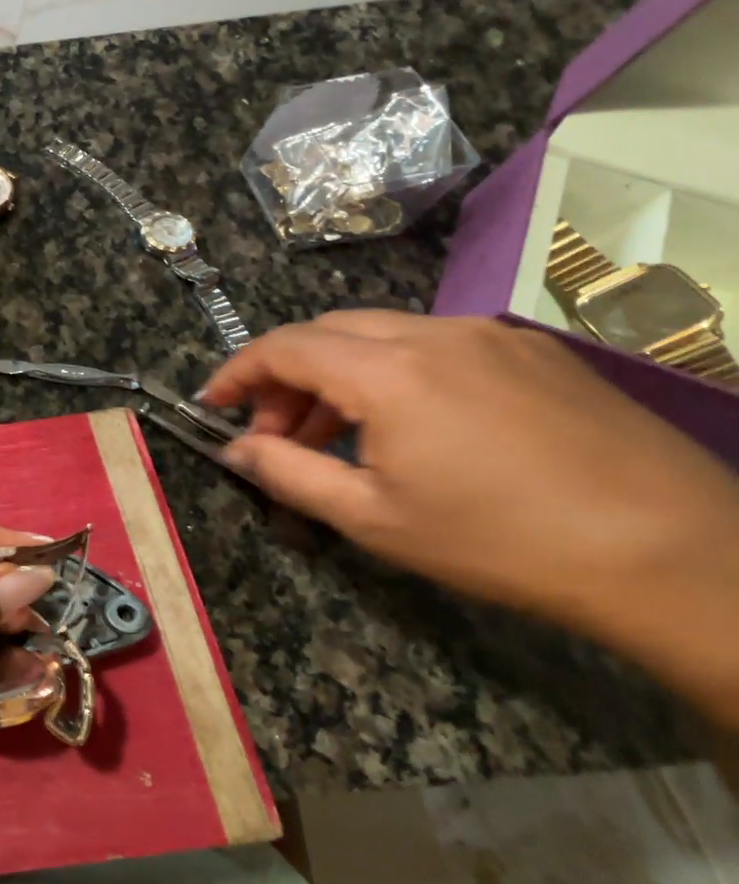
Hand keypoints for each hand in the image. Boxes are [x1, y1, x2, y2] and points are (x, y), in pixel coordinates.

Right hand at [196, 312, 738, 723]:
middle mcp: (437, 334)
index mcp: (389, 372)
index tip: (212, 404)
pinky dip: (394, 374)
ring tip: (337, 437)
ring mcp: (494, 337)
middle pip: (329, 331)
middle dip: (285, 375)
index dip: (237, 371)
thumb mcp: (371, 517)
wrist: (671, 553)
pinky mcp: (536, 353)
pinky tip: (408, 428)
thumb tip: (236, 448)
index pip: (284, 346)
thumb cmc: (498, 540)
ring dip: (338, 375)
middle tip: (275, 432)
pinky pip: (437, 346)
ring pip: (382, 335)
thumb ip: (287, 472)